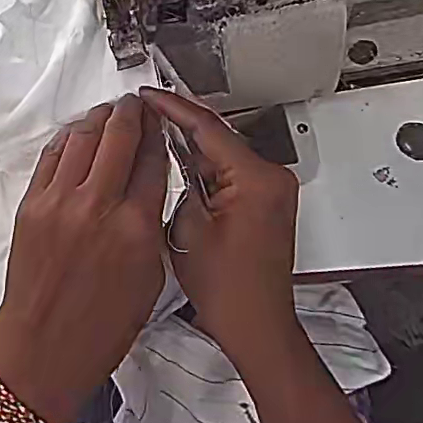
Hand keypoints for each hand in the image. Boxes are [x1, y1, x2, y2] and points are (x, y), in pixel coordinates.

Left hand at [0, 94, 168, 422]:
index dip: (158, 134)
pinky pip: (52, 155)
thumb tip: (148, 183)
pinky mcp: (31, 205)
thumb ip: (151, 223)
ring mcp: (59, 203)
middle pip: (119, 135)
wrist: (43, 350)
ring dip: (100, 117)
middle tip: (136, 105)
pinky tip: (80, 133)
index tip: (160, 124)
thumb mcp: (150, 275)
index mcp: (135, 228)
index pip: (152, 160)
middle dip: (132, 113)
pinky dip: (70, 137)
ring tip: (110, 112)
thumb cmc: (100, 326)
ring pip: (84, 136)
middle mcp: (97, 207)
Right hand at [139, 86, 303, 371]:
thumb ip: (179, 182)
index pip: (210, 129)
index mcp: (257, 180)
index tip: (152, 96)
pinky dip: (206, 169)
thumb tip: (172, 153)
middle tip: (149, 110)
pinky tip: (180, 166)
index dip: (174, 108)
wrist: (256, 325)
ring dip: (192, 148)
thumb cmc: (231, 292)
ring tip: (157, 135)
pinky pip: (232, 173)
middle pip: (220, 138)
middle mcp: (273, 179)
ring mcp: (272, 190)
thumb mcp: (188, 231)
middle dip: (182, 125)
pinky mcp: (267, 202)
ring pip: (224, 155)